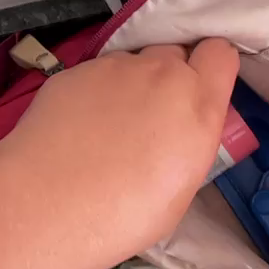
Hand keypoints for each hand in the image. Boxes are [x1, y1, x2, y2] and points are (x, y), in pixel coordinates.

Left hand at [0, 39, 241, 268]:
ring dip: (127, 85)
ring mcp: (113, 68)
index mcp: (197, 105)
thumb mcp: (180, 188)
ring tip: (104, 127)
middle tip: (148, 117)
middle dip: (167, 78)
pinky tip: (73, 127)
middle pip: (174, 54)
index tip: (199, 90)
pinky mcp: (73, 71)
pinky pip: (93, 74)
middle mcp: (160, 74)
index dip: (209, 68)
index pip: (220, 53)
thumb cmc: (124, 216)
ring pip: (131, 63)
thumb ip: (187, 142)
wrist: (48, 204)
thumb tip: (175, 133)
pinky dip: (90, 93)